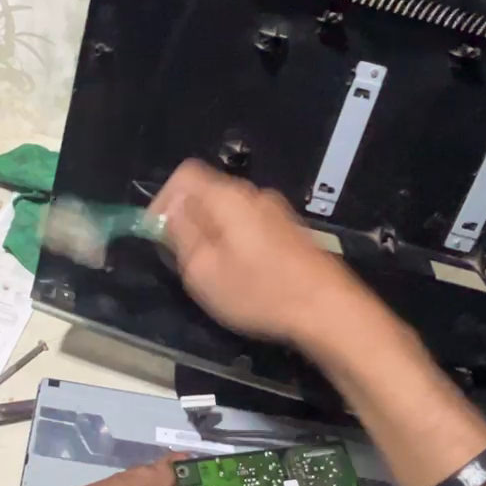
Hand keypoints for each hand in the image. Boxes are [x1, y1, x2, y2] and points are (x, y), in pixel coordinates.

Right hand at [148, 159, 370, 345]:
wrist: (328, 310)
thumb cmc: (259, 292)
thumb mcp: (203, 271)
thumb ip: (180, 235)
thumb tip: (168, 213)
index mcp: (228, 198)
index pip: (184, 175)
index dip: (163, 201)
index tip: (157, 236)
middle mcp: (253, 195)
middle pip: (206, 193)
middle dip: (187, 222)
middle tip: (182, 261)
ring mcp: (275, 212)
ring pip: (227, 212)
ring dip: (210, 236)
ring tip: (211, 274)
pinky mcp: (290, 231)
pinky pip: (248, 226)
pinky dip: (234, 244)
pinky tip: (241, 276)